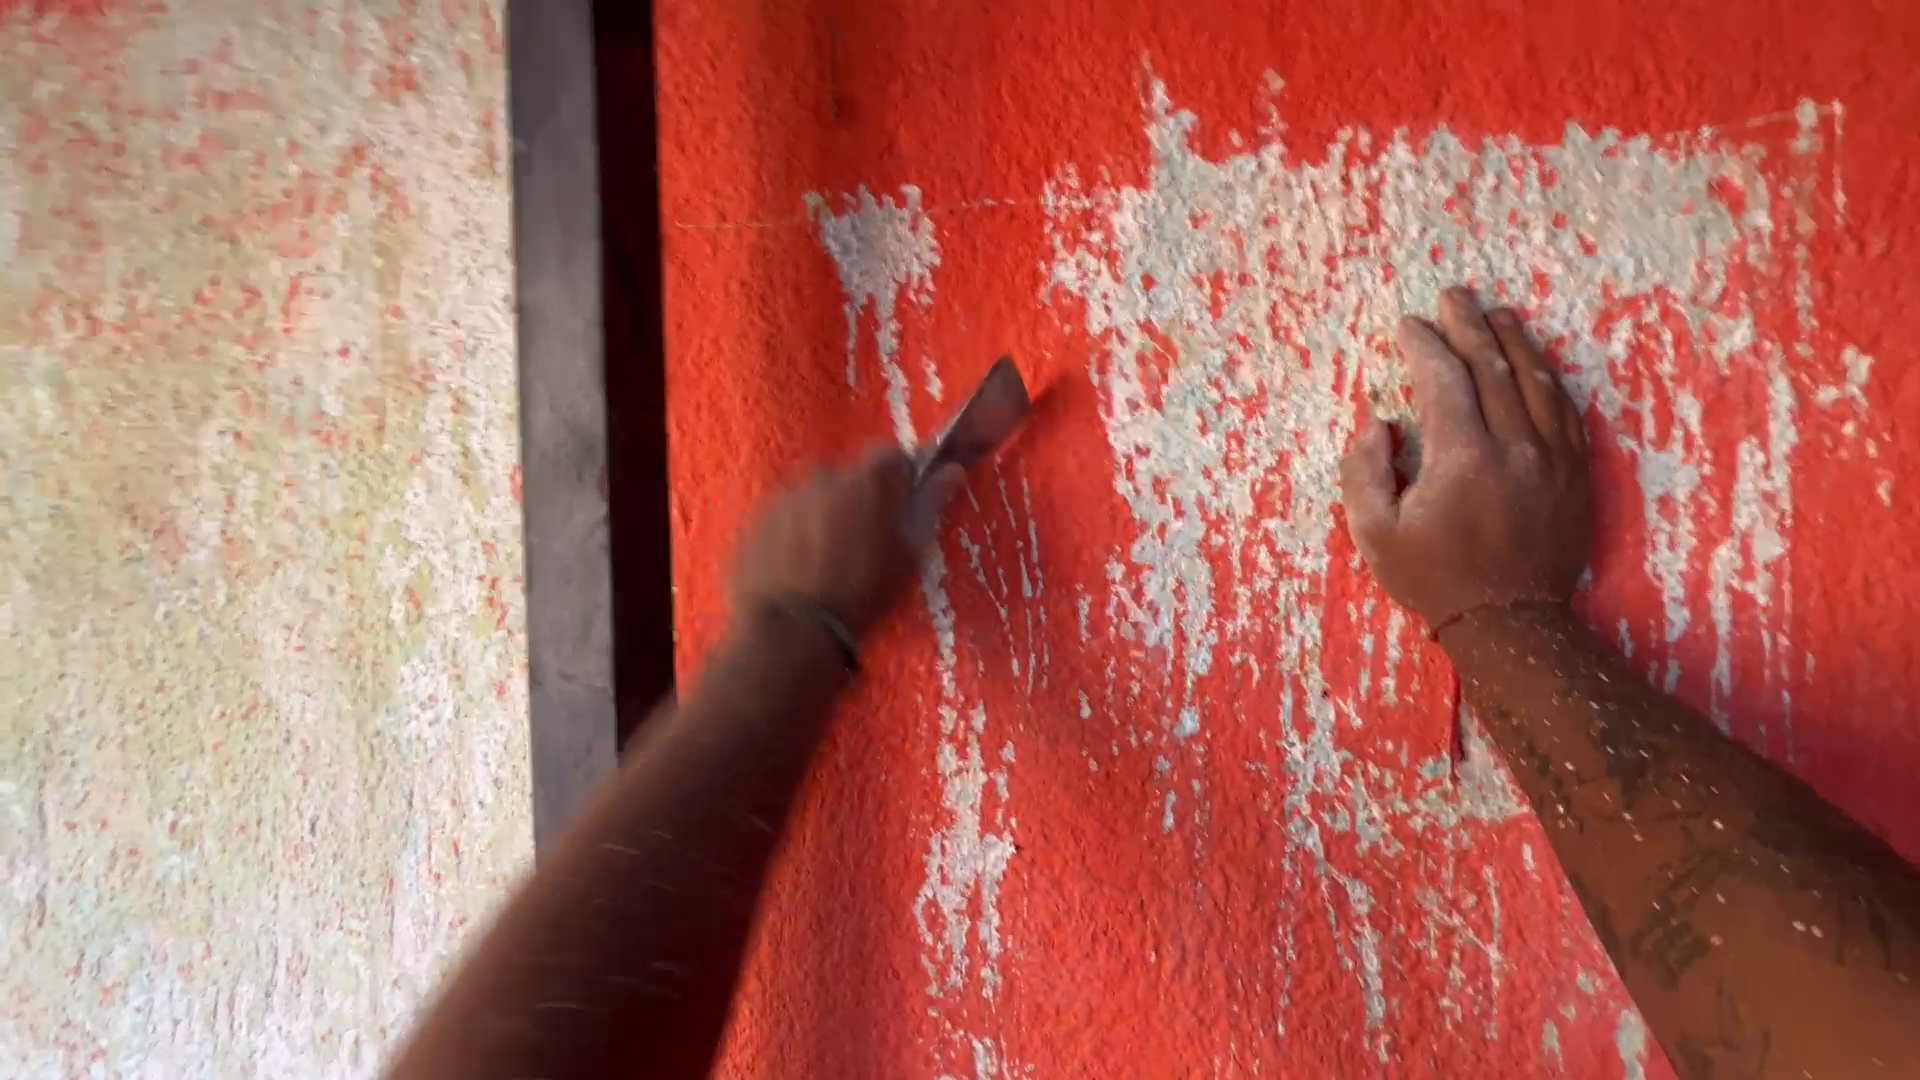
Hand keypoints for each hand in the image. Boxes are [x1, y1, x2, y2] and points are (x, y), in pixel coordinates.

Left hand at [730, 444, 962, 638]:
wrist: (789, 629)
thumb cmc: (861, 593)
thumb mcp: (907, 554)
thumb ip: (928, 504)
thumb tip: (952, 470)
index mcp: (867, 478)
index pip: (893, 455)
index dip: (901, 477)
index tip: (903, 503)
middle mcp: (824, 473)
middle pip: (851, 475)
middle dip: (860, 497)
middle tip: (864, 538)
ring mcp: (785, 494)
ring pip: (815, 494)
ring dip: (825, 513)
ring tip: (825, 556)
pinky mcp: (756, 517)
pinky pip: (785, 514)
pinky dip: (794, 530)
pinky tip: (796, 563)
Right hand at [1339, 287, 1591, 629]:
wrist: (1508, 621)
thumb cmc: (1429, 576)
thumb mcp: (1373, 532)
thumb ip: (1365, 471)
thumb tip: (1377, 422)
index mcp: (1461, 459)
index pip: (1443, 381)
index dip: (1423, 346)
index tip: (1406, 325)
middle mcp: (1514, 446)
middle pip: (1493, 367)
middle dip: (1468, 326)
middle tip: (1452, 295)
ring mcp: (1552, 456)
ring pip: (1537, 379)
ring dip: (1513, 340)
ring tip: (1495, 312)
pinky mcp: (1575, 471)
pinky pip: (1566, 408)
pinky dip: (1547, 374)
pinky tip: (1536, 359)